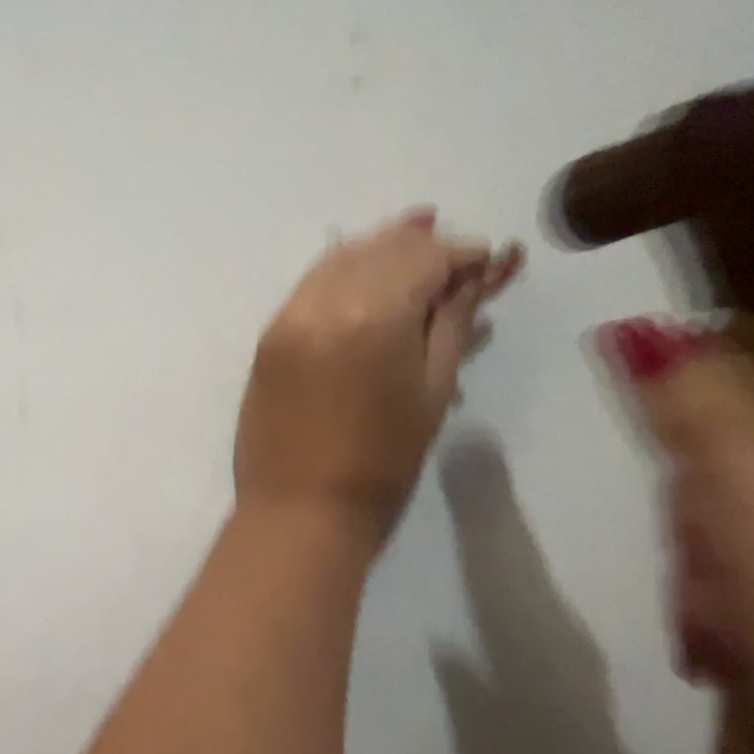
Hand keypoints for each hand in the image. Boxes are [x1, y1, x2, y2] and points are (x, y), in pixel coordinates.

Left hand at [234, 208, 523, 543]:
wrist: (300, 510)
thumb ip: (450, 323)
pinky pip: (308, 289)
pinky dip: (339, 274)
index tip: (487, 259)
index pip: (423, 258)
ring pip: (337, 262)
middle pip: (378, 251)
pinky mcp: (266, 341)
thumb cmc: (382, 462)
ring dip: (376, 251)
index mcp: (372, 314)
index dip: (460, 253)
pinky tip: (362, 277)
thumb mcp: (433, 391)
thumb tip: (470, 276)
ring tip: (411, 243)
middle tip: (451, 254)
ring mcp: (287, 320)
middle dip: (419, 246)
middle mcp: (322, 304)